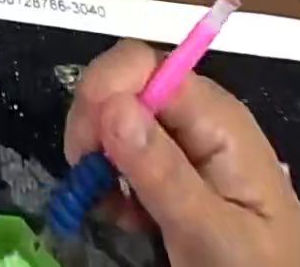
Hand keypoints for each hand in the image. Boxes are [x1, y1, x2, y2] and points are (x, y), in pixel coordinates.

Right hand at [64, 41, 299, 266]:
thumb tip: (111, 105)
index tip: (83, 146)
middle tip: (87, 179)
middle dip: (94, 123)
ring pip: (116, 114)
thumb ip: (165, 173)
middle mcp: (195, 112)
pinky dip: (109, 172)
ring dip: (99, 153)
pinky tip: (122, 210)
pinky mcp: (174, 163)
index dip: (102, 89)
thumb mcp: (216, 236)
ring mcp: (184, 137)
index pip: (140, 63)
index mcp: (214, 114)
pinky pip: (124, 145)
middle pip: (122, 83)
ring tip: (109, 205)